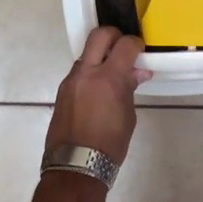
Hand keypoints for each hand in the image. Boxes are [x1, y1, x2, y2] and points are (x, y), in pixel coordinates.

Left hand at [47, 26, 149, 163]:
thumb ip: (130, 88)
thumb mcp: (128, 116)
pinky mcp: (62, 91)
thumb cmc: (110, 144)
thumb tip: (137, 72)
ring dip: (99, 58)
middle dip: (114, 36)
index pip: (125, 45)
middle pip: (99, 35)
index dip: (136, 43)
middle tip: (123, 48)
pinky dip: (89, 74)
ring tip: (111, 75)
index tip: (140, 50)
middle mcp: (87, 72)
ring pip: (86, 55)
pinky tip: (97, 91)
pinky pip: (78, 73)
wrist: (75, 166)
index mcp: (109, 78)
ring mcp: (71, 80)